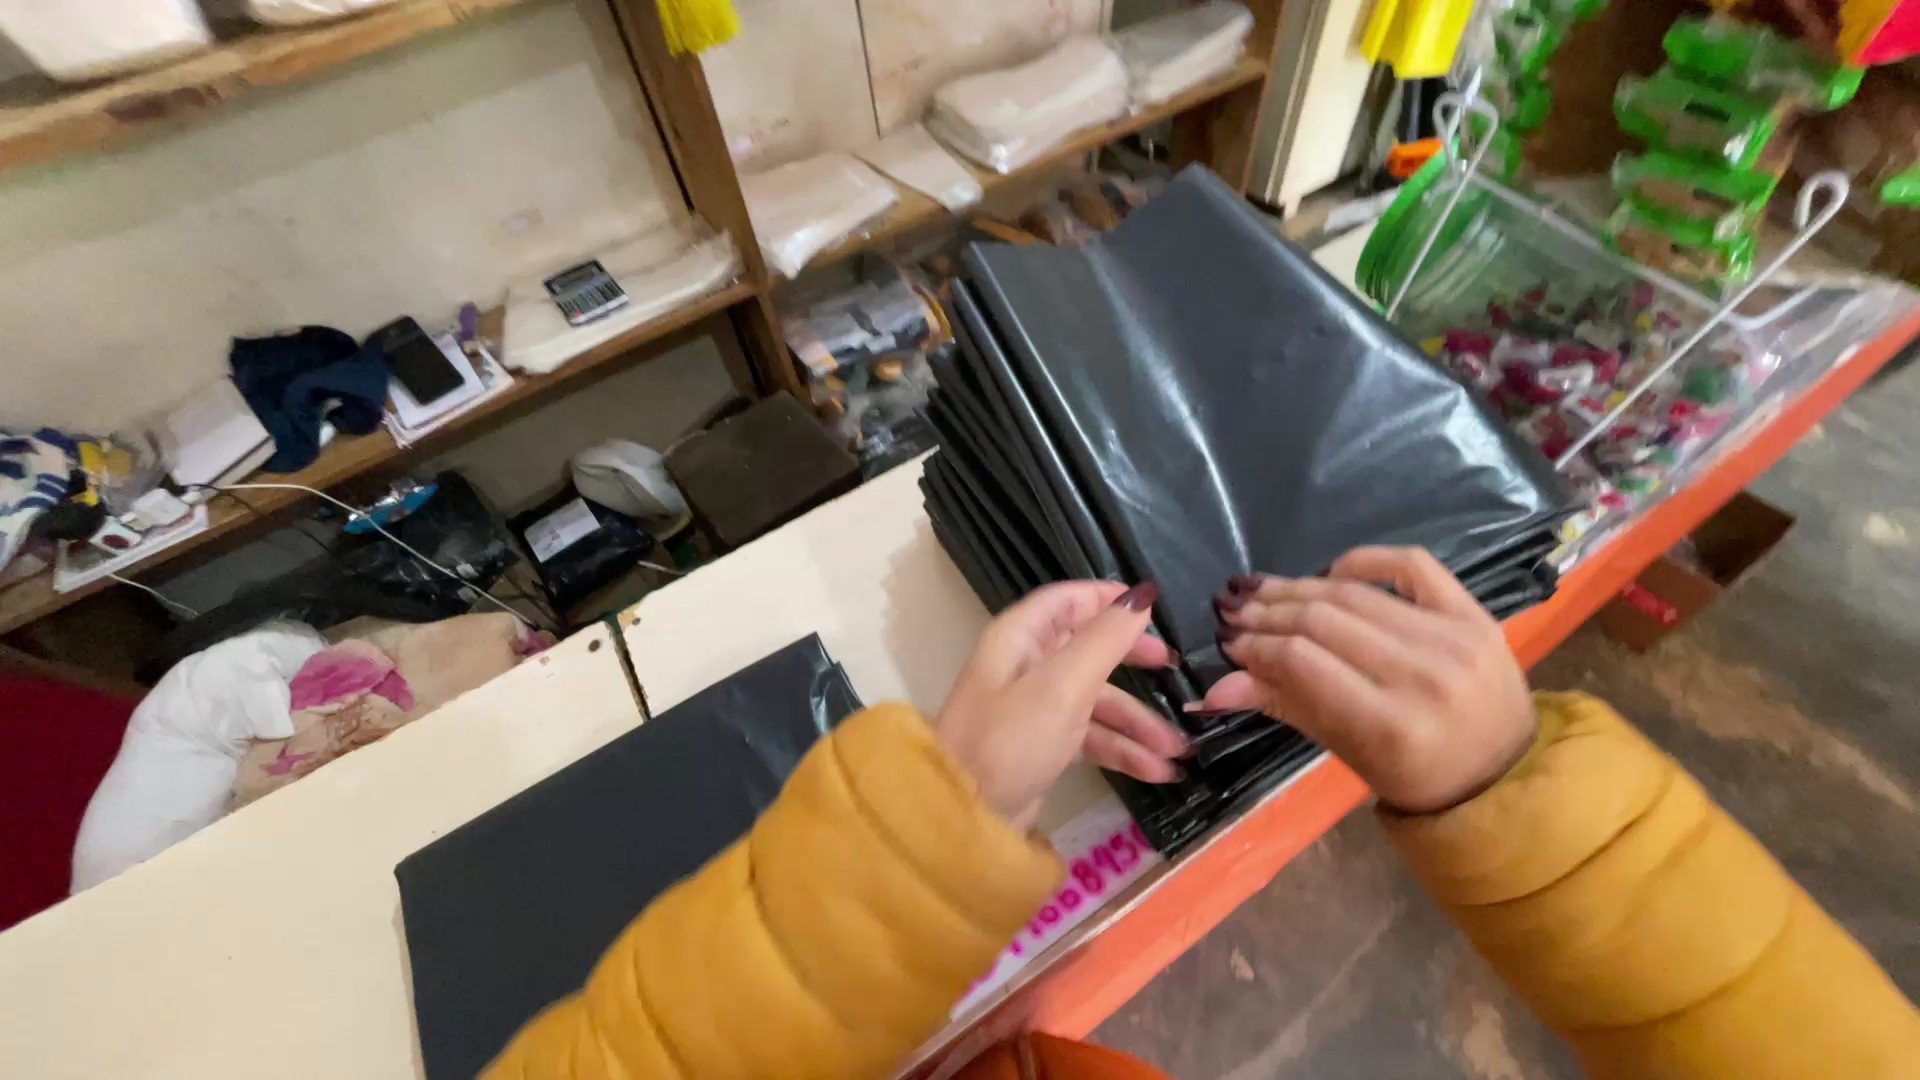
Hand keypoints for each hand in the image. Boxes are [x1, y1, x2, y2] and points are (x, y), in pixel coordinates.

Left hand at [936, 581, 1189, 828]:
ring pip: (1096, 699)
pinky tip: (1158, 771)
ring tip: (1179, 749)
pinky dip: (1121, 749)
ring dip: (1137, 722)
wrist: (966, 815)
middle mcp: (1027, 664)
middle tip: (1174, 669)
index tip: (1154, 608)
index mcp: (1021, 637)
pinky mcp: (1044, 743)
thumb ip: (1104, 640)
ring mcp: (1035, 705)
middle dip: (1133, 661)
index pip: (1067, 600)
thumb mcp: (1062, 686)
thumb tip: (1141, 594)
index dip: (1108, 598)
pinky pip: (1090, 735)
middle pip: (1088, 648)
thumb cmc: (1010, 740)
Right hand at [1200, 547, 1535, 813]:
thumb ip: (1279, 705)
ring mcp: (1454, 639)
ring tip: (1260, 589)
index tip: (1228, 640)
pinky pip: (1411, 565)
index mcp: (1390, 723)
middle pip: (1321, 620)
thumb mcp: (1341, 750)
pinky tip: (1331, 571)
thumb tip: (1210, 690)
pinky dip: (1364, 561)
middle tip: (1232, 609)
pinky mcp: (1474, 615)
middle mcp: (1424, 675)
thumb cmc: (1412, 774)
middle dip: (1266, 612)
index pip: (1301, 659)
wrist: (1504, 775)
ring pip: (1352, 594)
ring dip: (1296, 588)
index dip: (1255, 644)